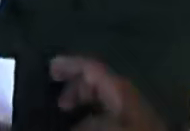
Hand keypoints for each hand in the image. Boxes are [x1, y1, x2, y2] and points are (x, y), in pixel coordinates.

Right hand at [50, 56, 166, 130]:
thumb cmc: (133, 128)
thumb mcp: (107, 126)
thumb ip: (87, 122)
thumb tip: (70, 122)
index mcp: (118, 86)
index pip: (90, 66)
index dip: (69, 64)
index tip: (49, 68)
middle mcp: (126, 92)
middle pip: (96, 81)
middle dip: (75, 87)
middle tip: (57, 101)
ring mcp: (134, 110)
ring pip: (104, 99)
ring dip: (85, 105)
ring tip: (69, 116)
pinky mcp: (139, 122)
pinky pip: (111, 114)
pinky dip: (96, 116)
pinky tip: (87, 126)